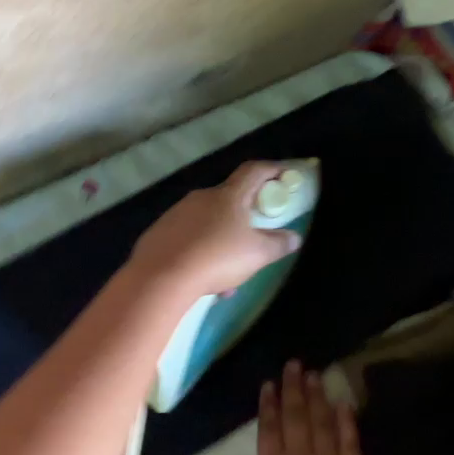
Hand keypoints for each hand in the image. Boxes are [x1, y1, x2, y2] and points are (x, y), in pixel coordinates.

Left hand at [126, 161, 302, 299]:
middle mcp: (200, 198)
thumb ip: (278, 244)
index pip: (253, 171)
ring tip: (229, 281)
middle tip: (256, 242)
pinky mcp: (160, 232)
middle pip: (230, 201)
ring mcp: (177, 214)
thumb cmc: (216, 258)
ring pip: (209, 227)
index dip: (272, 170)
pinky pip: (189, 241)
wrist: (160, 277)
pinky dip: (201, 257)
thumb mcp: (257, 254)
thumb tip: (293, 237)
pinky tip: (206, 285)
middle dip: (245, 222)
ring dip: (223, 248)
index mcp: (227, 195)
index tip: (285, 174)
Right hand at [227, 360, 381, 454]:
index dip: (269, 406)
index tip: (269, 384)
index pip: (269, 431)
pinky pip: (349, 443)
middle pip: (296, 418)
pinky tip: (343, 404)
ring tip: (314, 374)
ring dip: (317, 397)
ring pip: (321, 424)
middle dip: (293, 390)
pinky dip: (346, 422)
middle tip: (294, 364)